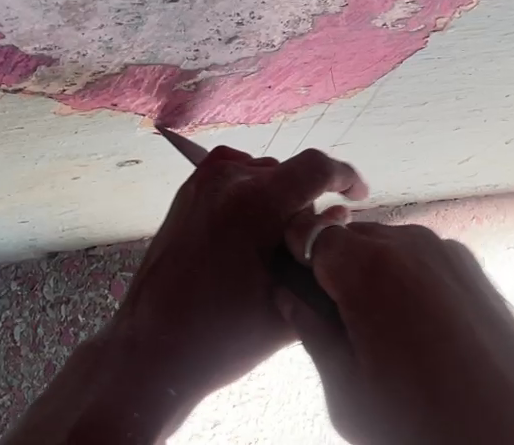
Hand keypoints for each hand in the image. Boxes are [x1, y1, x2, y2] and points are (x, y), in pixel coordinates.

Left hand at [2, 145, 364, 444]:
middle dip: (310, 200)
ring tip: (281, 241)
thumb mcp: (288, 297)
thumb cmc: (223, 333)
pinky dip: (253, 193)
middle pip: (290, 173)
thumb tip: (340, 217)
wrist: (154, 346)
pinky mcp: (189, 191)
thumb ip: (322, 251)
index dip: (346, 175)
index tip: (359, 192)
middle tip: (315, 239)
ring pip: (264, 173)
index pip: (318, 166)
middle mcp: (229, 180)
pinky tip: (256, 228)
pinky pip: (236, 176)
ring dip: (281, 197)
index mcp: (257, 201)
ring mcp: (204, 182)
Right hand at [278, 220, 513, 444]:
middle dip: (334, 265)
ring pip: (385, 243)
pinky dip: (408, 278)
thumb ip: (311, 333)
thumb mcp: (349, 390)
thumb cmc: (426, 426)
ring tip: (383, 330)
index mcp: (367, 267)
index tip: (296, 284)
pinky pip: (420, 256)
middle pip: (348, 235)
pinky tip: (418, 330)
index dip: (295, 255)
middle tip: (338, 319)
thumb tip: (288, 297)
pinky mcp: (472, 266)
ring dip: (372, 270)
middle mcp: (407, 242)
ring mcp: (445, 249)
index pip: (308, 232)